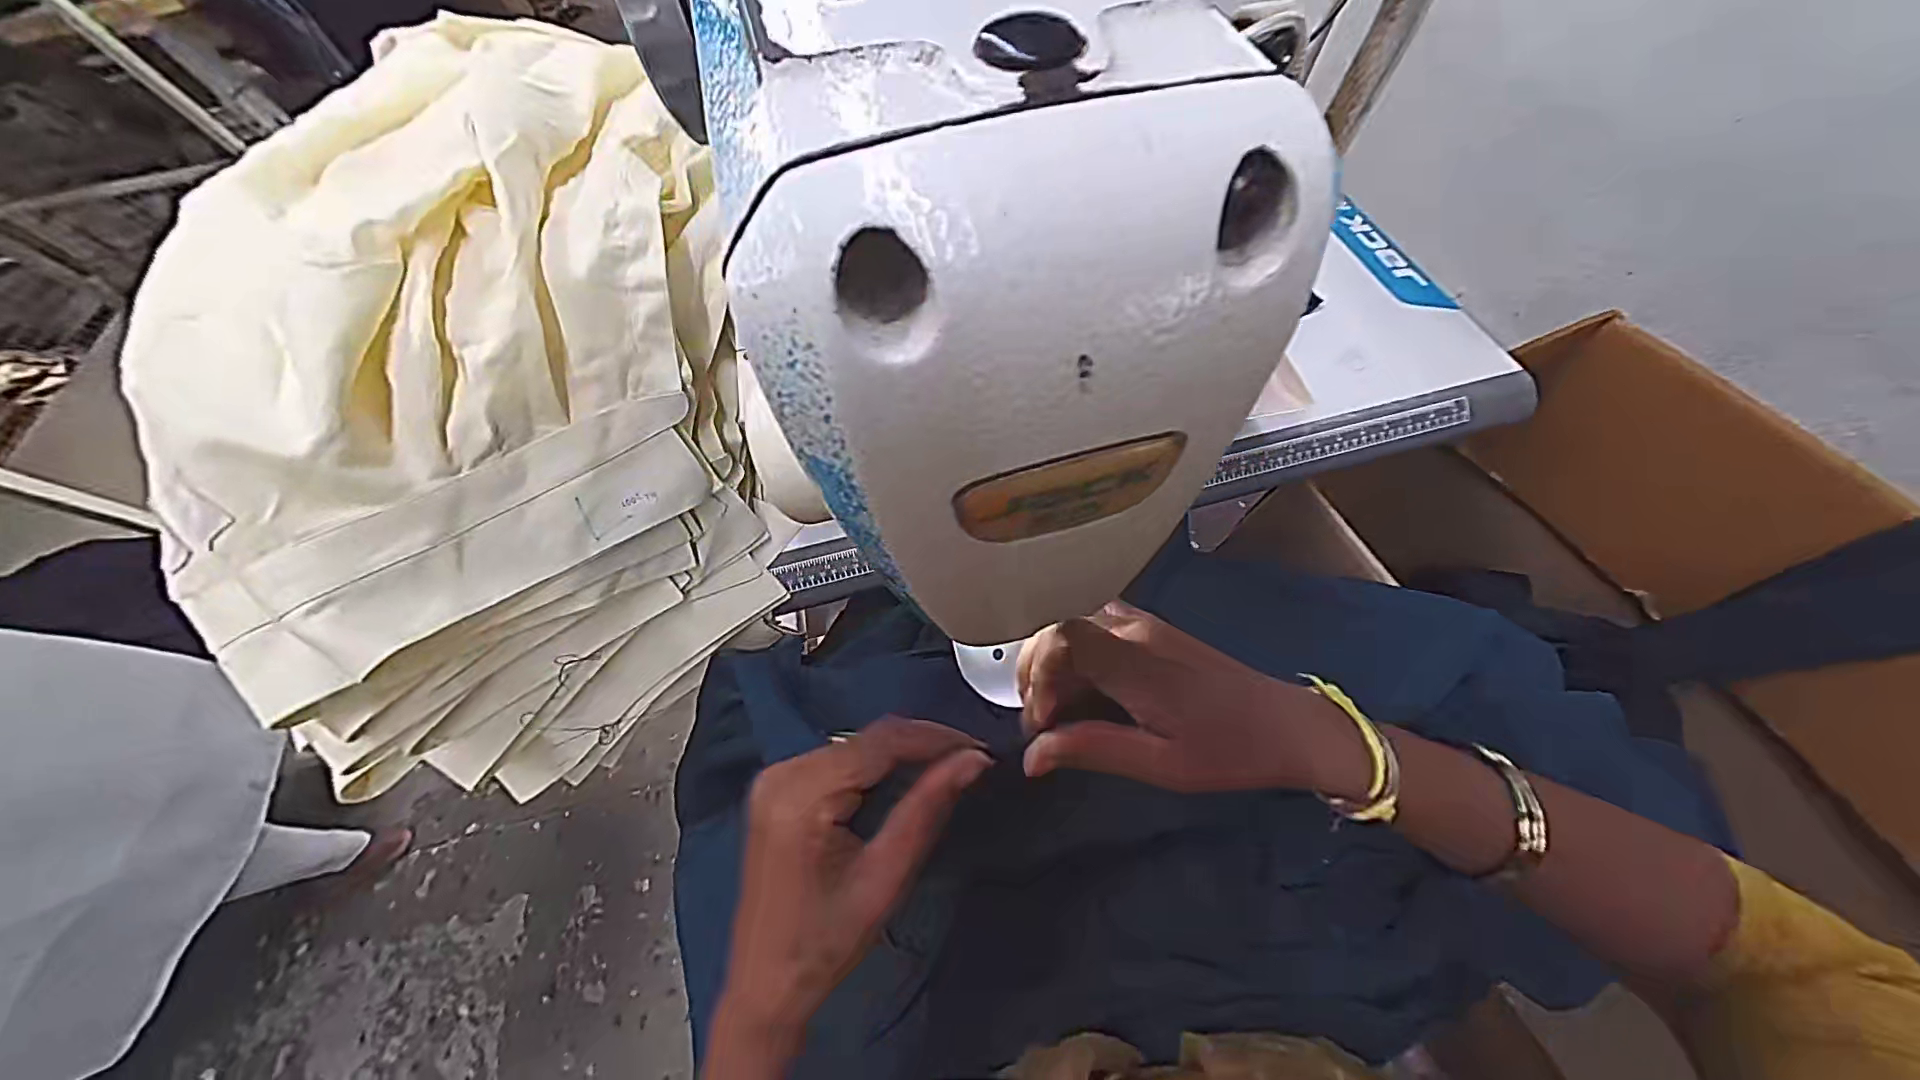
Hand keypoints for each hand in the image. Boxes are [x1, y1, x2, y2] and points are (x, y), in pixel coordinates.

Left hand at [706, 717, 991, 1076]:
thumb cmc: (825, 942)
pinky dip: (877, 762)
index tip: (978, 748)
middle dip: (922, 742)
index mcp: (801, 795)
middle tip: (968, 758)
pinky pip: (839, 756)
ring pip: (856, 742)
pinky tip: (906, 774)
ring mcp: (775, 776)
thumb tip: (972, 760)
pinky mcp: (778, 785)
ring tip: (947, 764)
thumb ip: (927, 808)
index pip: (880, 743)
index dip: (935, 738)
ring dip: (902, 750)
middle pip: (867, 737)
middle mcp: (782, 772)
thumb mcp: (886, 876)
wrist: (766, 983)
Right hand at [1016, 600, 1371, 796]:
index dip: (1036, 675)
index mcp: (1135, 661)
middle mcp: (1133, 630)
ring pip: (1072, 629)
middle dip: (1036, 677)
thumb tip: (1031, 756)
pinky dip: (1074, 658)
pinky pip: (1093, 630)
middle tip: (1043, 725)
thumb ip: (1091, 750)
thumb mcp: (1160, 764)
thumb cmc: (1229, 749)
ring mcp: (1142, 624)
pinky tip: (1085, 692)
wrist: (1288, 725)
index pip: (1060, 638)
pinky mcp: (1151, 629)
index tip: (1043, 720)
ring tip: (1058, 711)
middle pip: (1057, 632)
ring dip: (1052, 666)